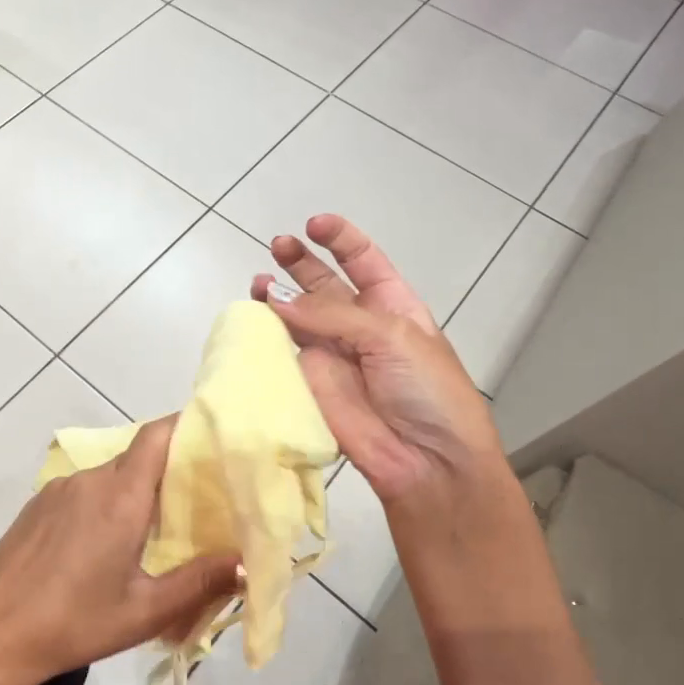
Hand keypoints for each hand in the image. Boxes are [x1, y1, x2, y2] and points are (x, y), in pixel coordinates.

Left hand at [0, 416, 240, 684]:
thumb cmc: (74, 621)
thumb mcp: (145, 610)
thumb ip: (199, 582)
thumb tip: (248, 562)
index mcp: (119, 496)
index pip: (157, 435)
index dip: (187, 428)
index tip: (218, 441)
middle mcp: (90, 479)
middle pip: (139, 456)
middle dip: (172, 470)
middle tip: (206, 500)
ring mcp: (60, 489)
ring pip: (111, 475)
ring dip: (138, 492)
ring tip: (164, 529)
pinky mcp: (40, 503)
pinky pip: (86, 490)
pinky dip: (108, 503)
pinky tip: (114, 543)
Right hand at [247, 215, 503, 511]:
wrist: (425, 460)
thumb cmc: (427, 391)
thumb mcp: (393, 337)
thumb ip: (333, 314)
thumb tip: (276, 299)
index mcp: (393, 306)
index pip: (364, 261)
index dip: (340, 239)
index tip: (315, 224)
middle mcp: (358, 324)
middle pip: (324, 282)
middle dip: (301, 260)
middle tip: (279, 244)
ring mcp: (331, 352)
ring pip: (296, 313)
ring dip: (277, 293)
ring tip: (259, 282)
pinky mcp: (308, 379)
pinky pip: (282, 348)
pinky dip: (265, 330)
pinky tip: (255, 315)